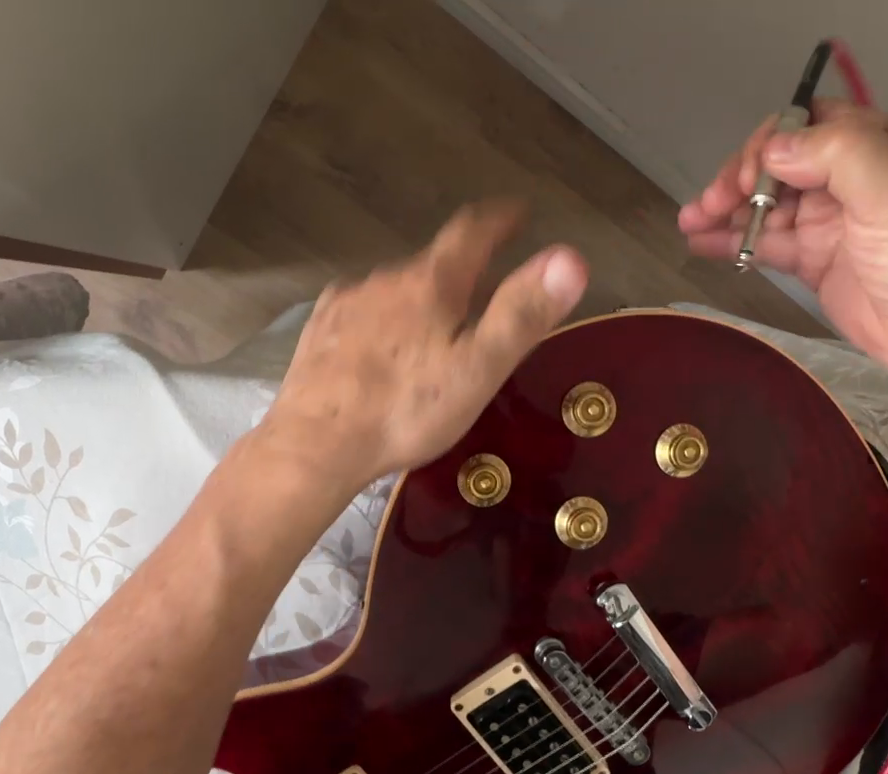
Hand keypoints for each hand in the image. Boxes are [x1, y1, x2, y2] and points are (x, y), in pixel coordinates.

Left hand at [261, 201, 588, 487]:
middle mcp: (385, 279)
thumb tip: (571, 258)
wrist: (316, 445)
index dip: (500, 220)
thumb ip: (522, 313)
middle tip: (482, 300)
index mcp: (431, 284)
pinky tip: (380, 353)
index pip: (472, 232)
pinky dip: (382, 323)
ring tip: (432, 335)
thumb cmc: (406, 412)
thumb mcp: (477, 369)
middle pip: (432, 265)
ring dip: (419, 302)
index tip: (517, 214)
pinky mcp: (318, 332)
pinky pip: (361, 314)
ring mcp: (346, 303)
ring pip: (394, 291)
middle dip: (460, 276)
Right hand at [679, 99, 887, 383]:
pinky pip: (764, 243)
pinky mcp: (812, 260)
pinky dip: (732, 242)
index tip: (746, 179)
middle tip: (708, 206)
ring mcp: (827, 221)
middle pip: (777, 165)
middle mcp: (846, 177)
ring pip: (764, 205)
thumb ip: (836, 156)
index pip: (806, 125)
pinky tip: (702, 244)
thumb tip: (772, 151)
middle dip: (738, 180)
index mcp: (873, 145)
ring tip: (690, 224)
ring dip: (725, 211)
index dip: (769, 144)